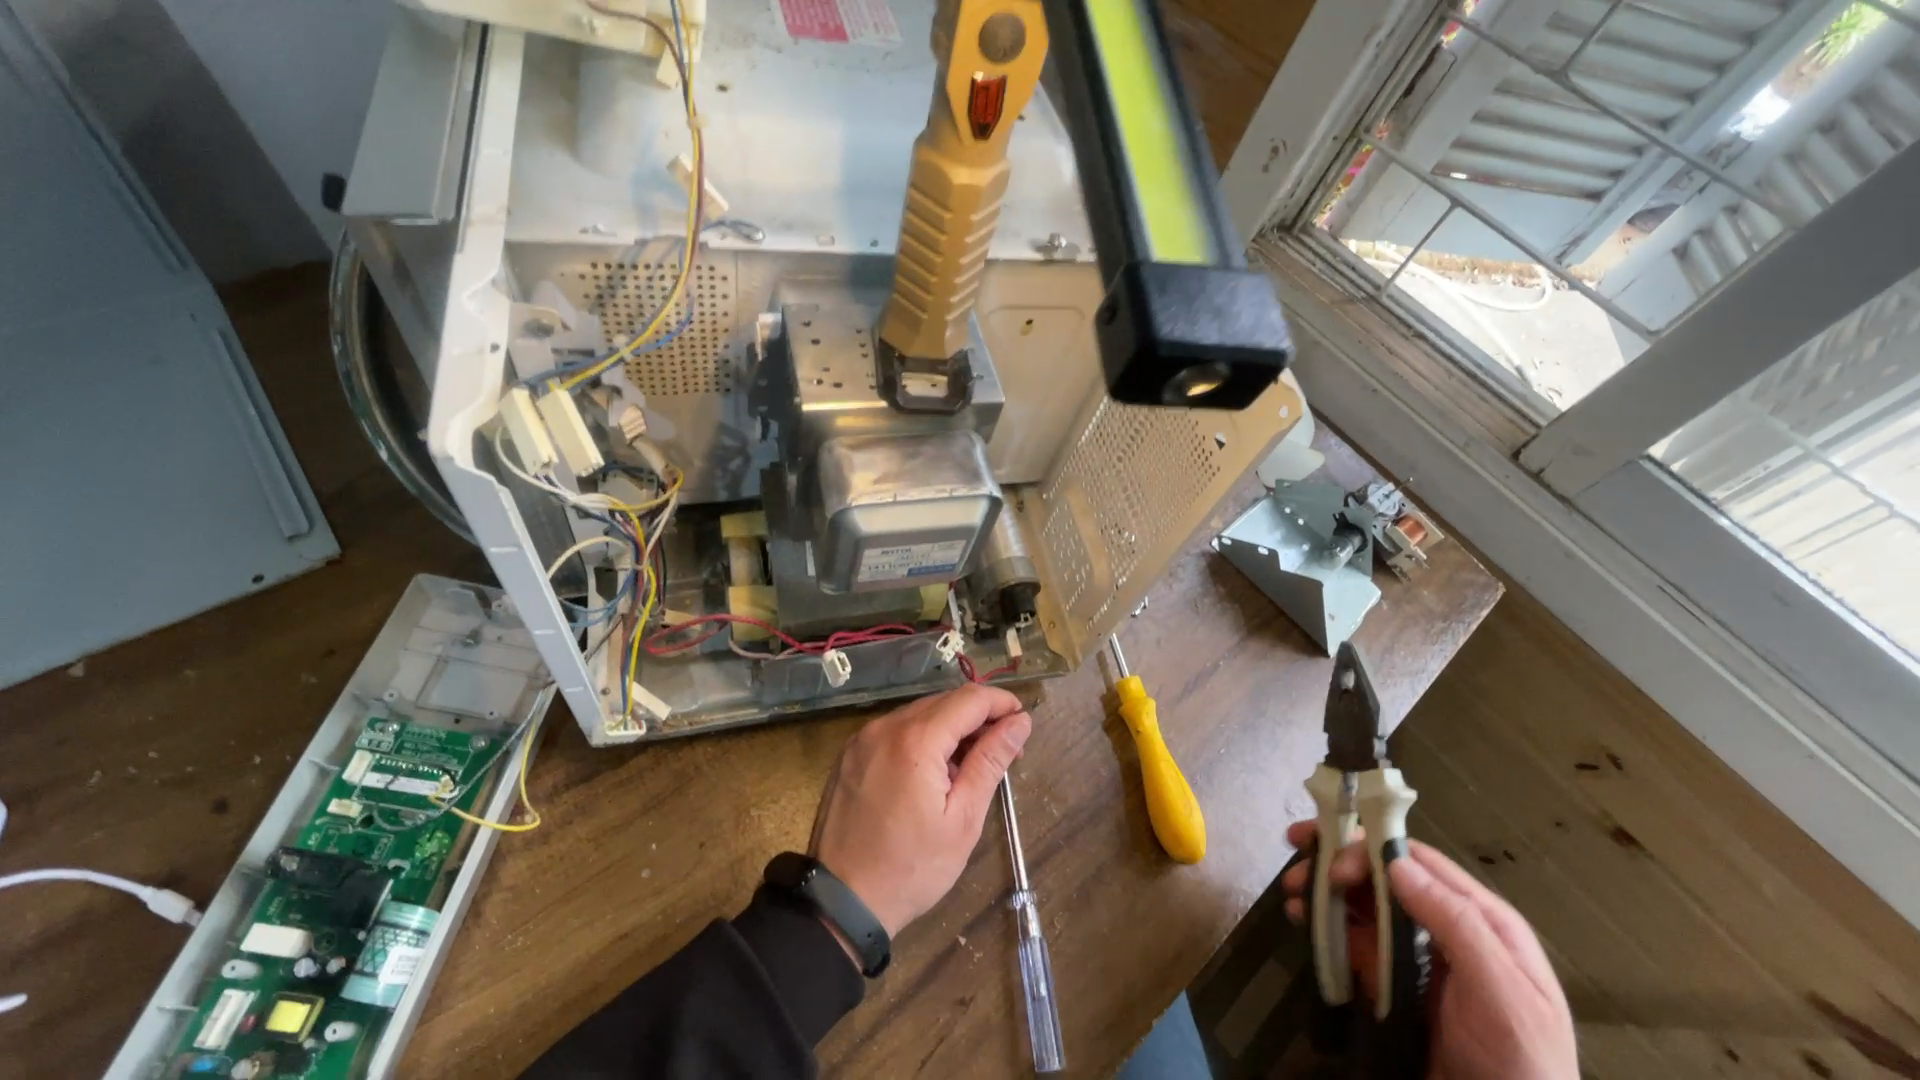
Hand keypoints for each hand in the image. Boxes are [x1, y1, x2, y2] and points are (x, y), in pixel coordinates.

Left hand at [810, 685, 1032, 938]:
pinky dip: (922, 739)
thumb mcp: (964, 818)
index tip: (1023, 723)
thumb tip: (1020, 722)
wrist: (842, 902)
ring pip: (918, 715)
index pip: (969, 699)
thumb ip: (991, 761)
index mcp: (914, 740)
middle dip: (978, 718)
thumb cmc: (913, 867)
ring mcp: (862, 739)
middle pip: (943, 702)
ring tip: (971, 768)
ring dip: (950, 729)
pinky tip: (934, 773)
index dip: (1001, 704)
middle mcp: (884, 727)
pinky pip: (895, 732)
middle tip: (1005, 753)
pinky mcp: (850, 755)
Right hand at [1282, 822, 1577, 1079]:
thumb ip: (1456, 923)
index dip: (1369, 849)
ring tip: (1293, 897)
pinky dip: (1328, 929)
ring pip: (1365, 909)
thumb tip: (1396, 861)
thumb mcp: (1501, 991)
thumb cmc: (1520, 1060)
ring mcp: (1419, 957)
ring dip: (1327, 895)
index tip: (1328, 856)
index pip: (1420, 863)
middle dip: (1338, 867)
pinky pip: (1357, 946)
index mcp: (1481, 918)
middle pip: (1385, 880)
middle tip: (1297, 872)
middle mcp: (1446, 928)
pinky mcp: (1396, 986)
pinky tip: (1305, 923)